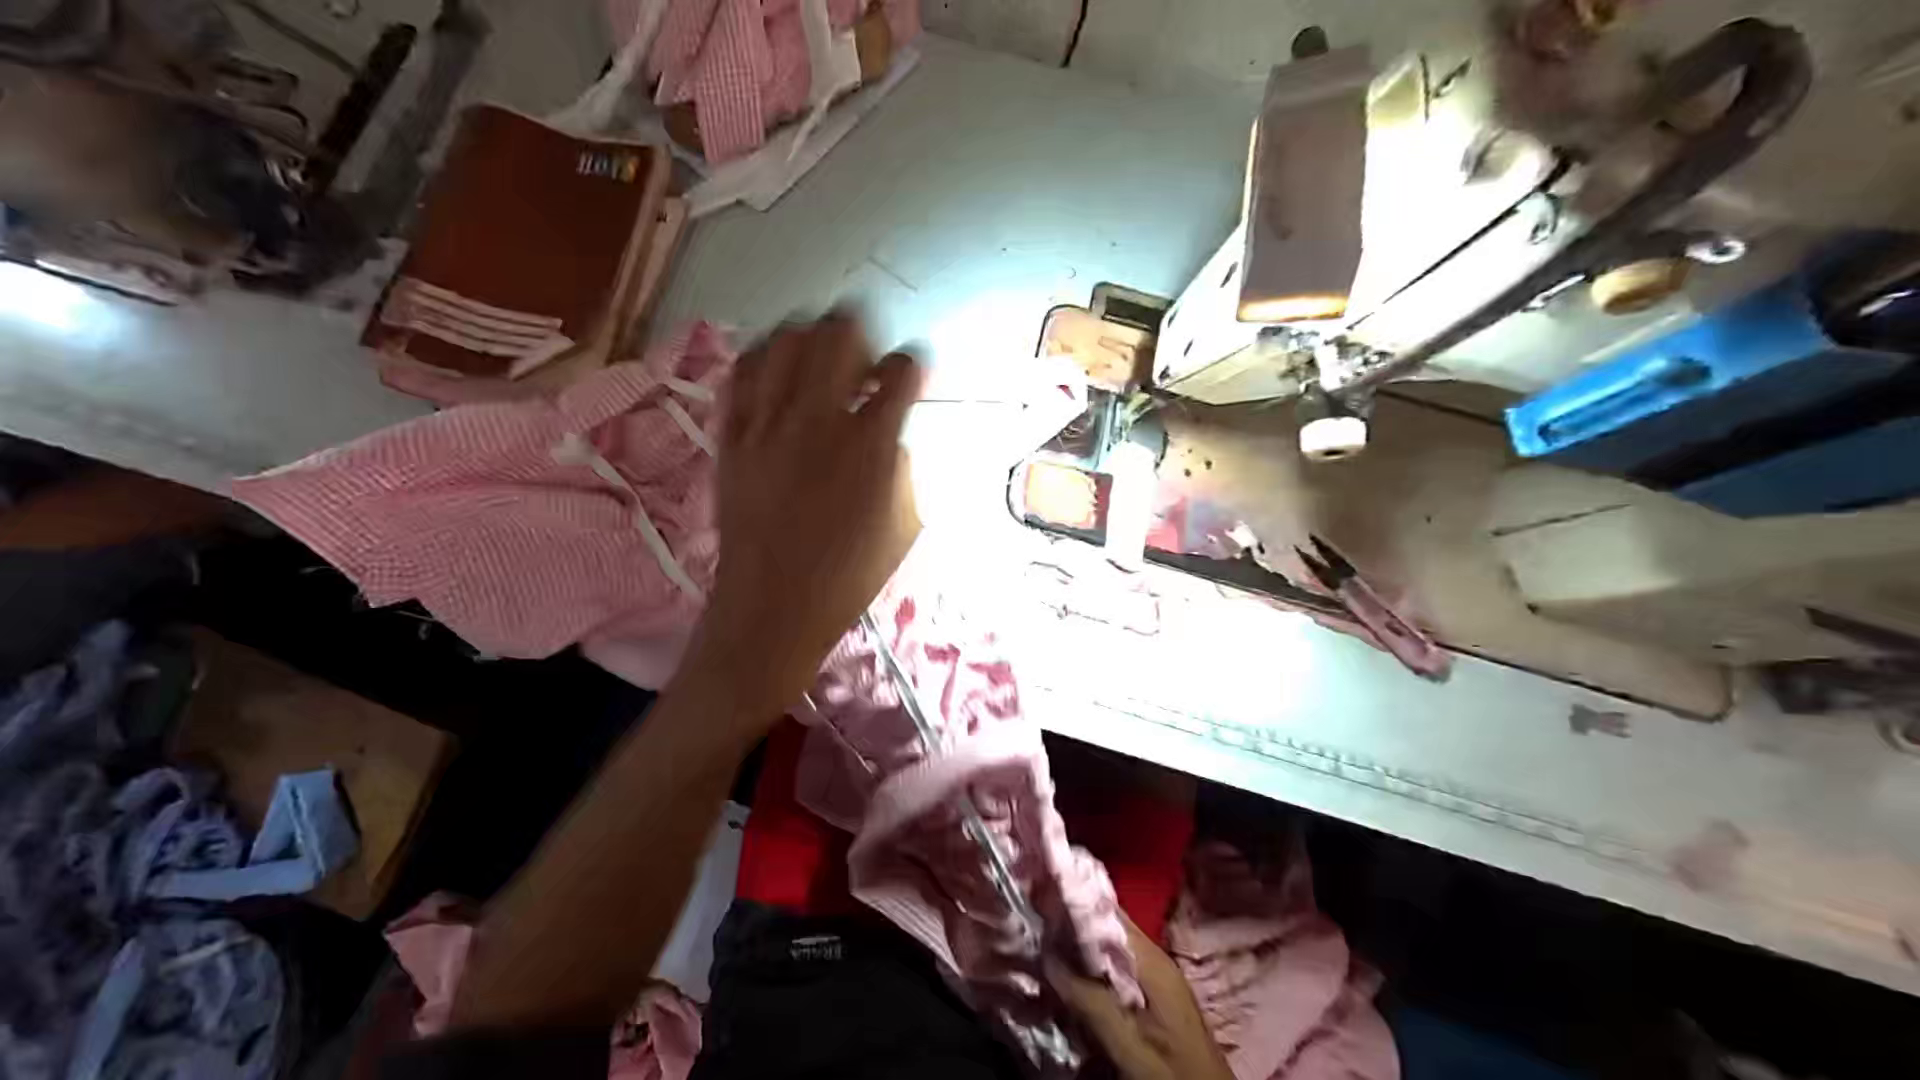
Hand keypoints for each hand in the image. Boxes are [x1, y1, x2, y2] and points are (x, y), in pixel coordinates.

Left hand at [691, 312, 923, 712]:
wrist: (774, 607)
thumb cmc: (849, 575)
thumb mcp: (903, 523)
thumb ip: (900, 464)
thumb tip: (888, 430)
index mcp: (870, 446)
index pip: (901, 371)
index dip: (912, 364)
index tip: (911, 373)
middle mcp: (818, 421)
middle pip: (840, 334)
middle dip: (862, 333)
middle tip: (864, 361)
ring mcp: (768, 426)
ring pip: (786, 341)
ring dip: (812, 338)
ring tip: (820, 359)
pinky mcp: (732, 437)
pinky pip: (742, 374)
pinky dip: (764, 361)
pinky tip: (777, 374)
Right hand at [1046, 914, 1233, 1079]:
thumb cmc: (1170, 1074)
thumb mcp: (1127, 1043)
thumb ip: (1089, 999)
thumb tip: (1048, 956)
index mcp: (1150, 961)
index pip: (1107, 912)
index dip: (1073, 902)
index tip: (1040, 896)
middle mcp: (1154, 960)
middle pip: (1106, 927)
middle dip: (1071, 924)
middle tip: (1035, 922)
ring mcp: (1155, 978)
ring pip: (1109, 948)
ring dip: (1079, 946)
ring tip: (1043, 944)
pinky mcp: (1153, 998)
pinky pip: (1116, 968)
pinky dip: (1091, 967)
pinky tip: (1069, 976)